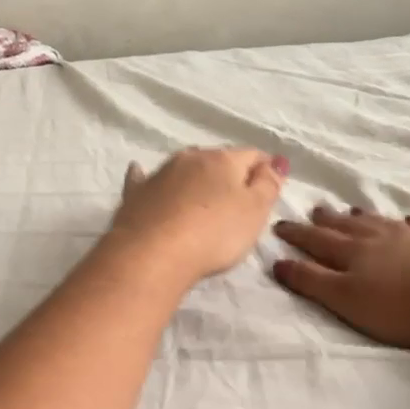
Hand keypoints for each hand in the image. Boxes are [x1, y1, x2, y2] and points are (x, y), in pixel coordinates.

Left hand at [107, 148, 288, 283]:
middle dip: (229, 172)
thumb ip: (268, 185)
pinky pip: (144, 178)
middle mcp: (190, 158)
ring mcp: (160, 174)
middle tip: (238, 194)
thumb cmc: (213, 233)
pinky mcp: (136, 193)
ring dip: (195, 174)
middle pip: (216, 159)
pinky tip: (139, 171)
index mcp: (223, 160)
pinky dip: (148, 177)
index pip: (252, 155)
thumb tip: (274, 162)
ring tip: (202, 190)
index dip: (265, 167)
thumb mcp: (255, 211)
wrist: (152, 253)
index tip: (272, 180)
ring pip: (184, 166)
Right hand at [272, 206, 409, 350]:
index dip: (296, 234)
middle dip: (326, 220)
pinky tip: (408, 222)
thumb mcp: (346, 300)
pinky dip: (409, 224)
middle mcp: (379, 238)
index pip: (316, 239)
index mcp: (352, 252)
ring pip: (380, 223)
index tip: (278, 225)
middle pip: (346, 226)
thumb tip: (278, 262)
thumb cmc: (401, 308)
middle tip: (313, 211)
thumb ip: (311, 281)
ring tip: (351, 212)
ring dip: (362, 218)